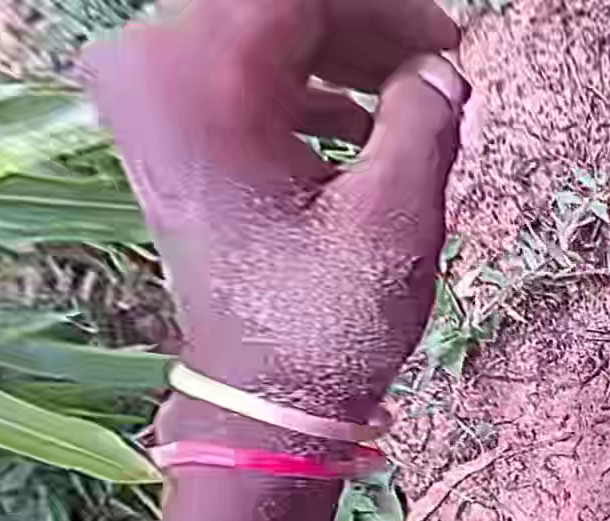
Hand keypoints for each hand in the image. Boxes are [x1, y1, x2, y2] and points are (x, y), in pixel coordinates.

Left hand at [87, 0, 468, 447]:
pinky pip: (255, 81)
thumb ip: (424, 127)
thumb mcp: (396, 222)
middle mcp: (151, 65)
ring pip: (267, 39)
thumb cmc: (334, 317)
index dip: (387, 9)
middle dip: (371, 30)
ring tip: (422, 102)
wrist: (274, 393)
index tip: (458, 43)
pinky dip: (321, 93)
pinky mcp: (182, 138)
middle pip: (275, 6)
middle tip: (449, 71)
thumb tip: (446, 72)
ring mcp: (158, 101)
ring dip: (351, 61)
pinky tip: (373, 127)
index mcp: (194, 75)